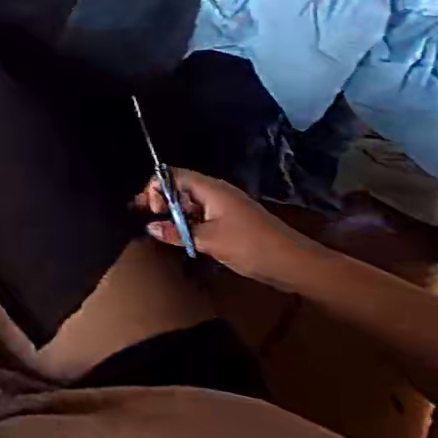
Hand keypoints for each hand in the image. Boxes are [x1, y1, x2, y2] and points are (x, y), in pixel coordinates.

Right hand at [135, 169, 317, 288]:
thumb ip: (178, 233)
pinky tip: (181, 238)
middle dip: (161, 200)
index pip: (174, 175)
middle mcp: (216, 192)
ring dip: (174, 214)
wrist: (292, 262)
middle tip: (144, 217)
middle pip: (181, 187)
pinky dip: (188, 224)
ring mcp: (225, 207)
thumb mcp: (209, 240)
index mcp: (211, 188)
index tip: (151, 210)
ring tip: (158, 231)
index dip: (157, 187)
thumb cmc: (250, 245)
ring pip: (191, 203)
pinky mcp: (231, 222)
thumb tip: (150, 227)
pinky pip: (202, 216)